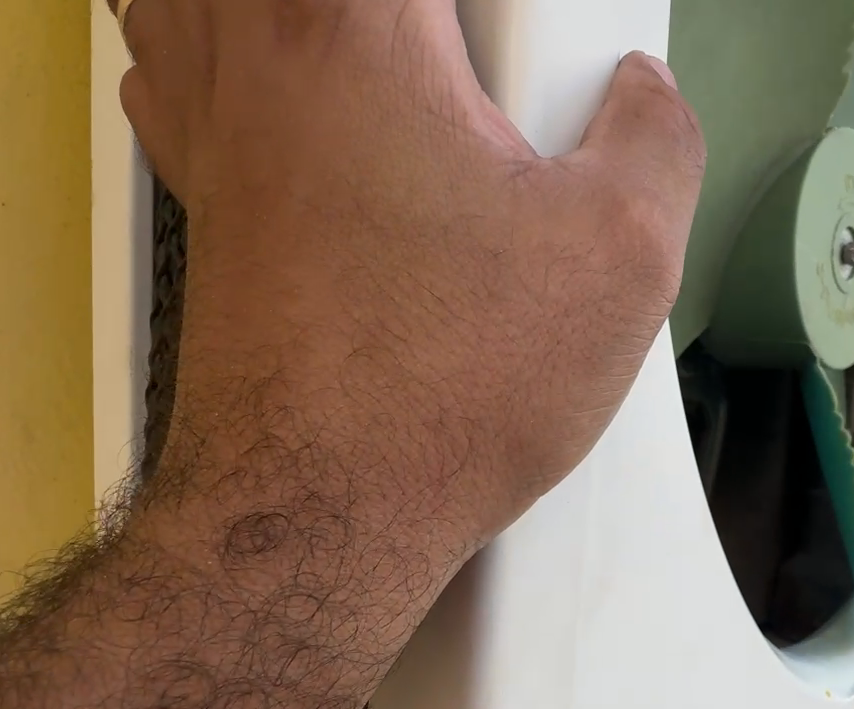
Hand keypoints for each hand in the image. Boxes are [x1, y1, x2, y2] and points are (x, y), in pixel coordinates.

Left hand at [117, 0, 705, 550]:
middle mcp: (256, 50)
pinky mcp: (207, 204)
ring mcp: (209, 128)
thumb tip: (642, 97)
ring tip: (416, 83)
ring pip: (241, 2)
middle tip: (490, 79)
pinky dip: (249, 54)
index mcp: (355, 21)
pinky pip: (195, 65)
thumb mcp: (625, 253)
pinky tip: (322, 117)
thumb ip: (658, 137)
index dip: (517, 23)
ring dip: (336, 24)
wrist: (330, 513)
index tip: (539, 71)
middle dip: (441, 29)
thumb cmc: (455, 390)